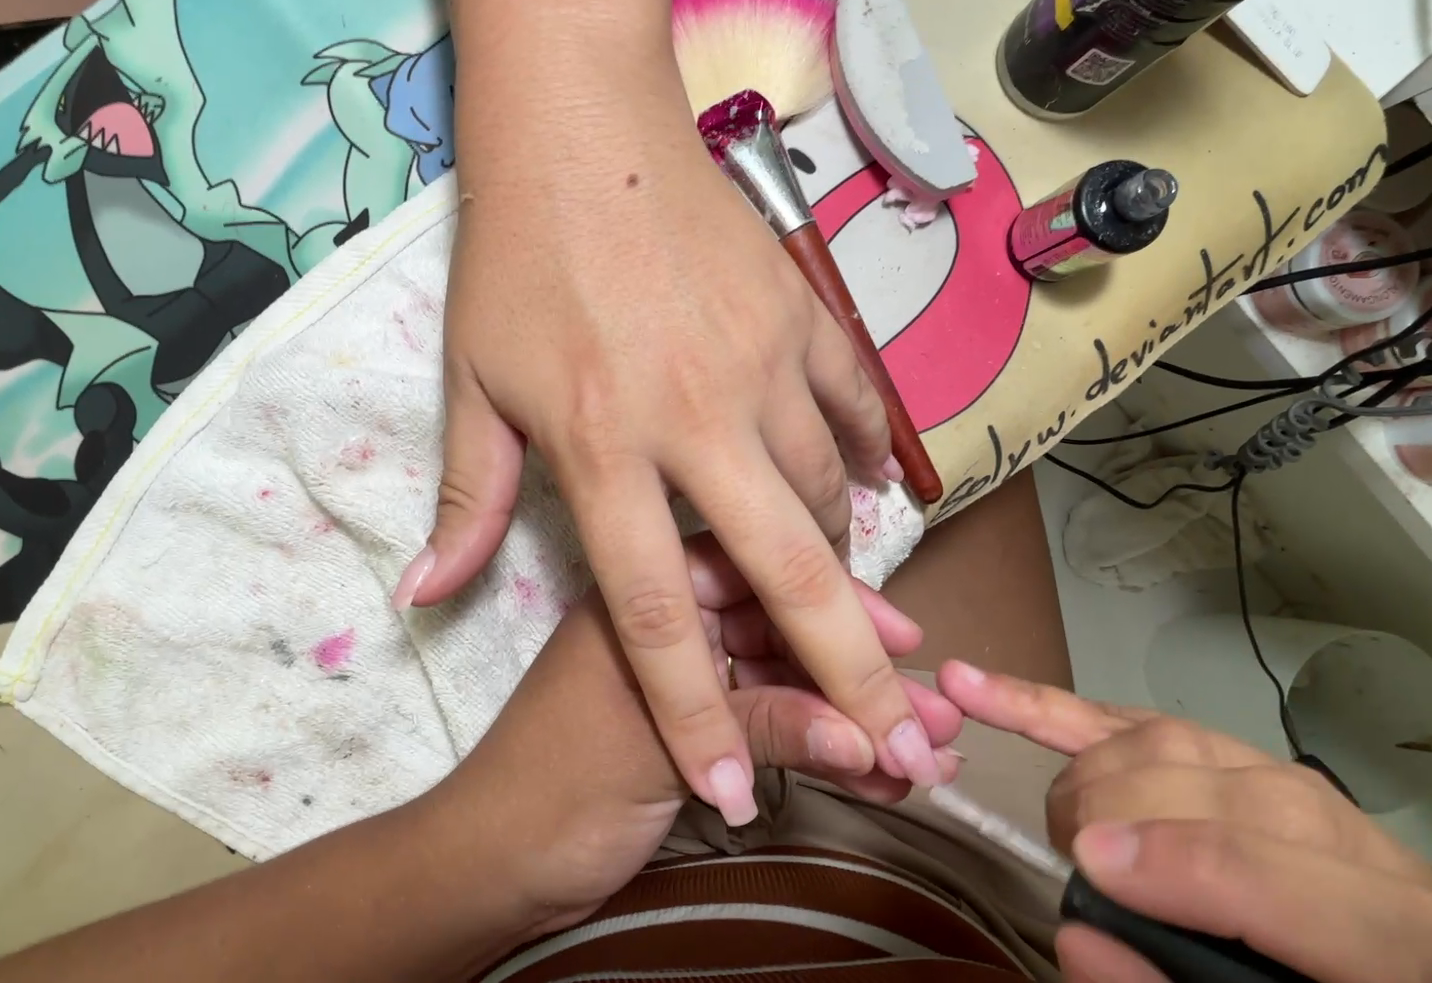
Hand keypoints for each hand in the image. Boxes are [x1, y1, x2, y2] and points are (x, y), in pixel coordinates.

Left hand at [404, 60, 934, 825]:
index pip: (655, 613)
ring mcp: (764, 364)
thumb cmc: (516, 261)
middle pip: (787, 571)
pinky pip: (855, 410)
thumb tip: (424, 593)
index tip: (734, 792)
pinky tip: (861, 487)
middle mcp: (698, 420)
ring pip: (829, 492)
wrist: (582, 133)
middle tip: (902, 748)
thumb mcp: (473, 383)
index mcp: (605, 447)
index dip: (695, 714)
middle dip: (846, 673)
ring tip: (837, 592)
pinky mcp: (804, 317)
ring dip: (836, 553)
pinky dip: (864, 459)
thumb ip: (469, 498)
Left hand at [432, 535, 962, 935]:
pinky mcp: (698, 723)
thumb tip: (869, 733)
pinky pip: (772, 723)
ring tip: (929, 758)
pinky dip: (823, 750)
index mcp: (644, 586)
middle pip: (784, 630)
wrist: (499, 861)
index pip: (754, 571)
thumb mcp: (658, 745)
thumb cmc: (556, 781)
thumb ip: (762, 727)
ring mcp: (687, 672)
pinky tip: (878, 775)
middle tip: (932, 715)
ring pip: (787, 682)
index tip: (902, 637)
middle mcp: (674, 617)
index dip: (833, 605)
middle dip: (862, 674)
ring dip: (854, 720)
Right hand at [937, 661, 1431, 982]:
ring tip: (1063, 825)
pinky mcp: (1223, 761)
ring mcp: (1289, 789)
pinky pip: (1127, 723)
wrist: (1356, 978)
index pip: (1286, 875)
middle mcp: (1360, 848)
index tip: (1088, 867)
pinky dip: (1045, 706)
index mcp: (1411, 949)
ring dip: (1092, 767)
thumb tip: (1076, 938)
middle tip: (1071, 861)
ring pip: (1175, 738)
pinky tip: (977, 686)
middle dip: (1120, 811)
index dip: (1183, 862)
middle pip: (1223, 788)